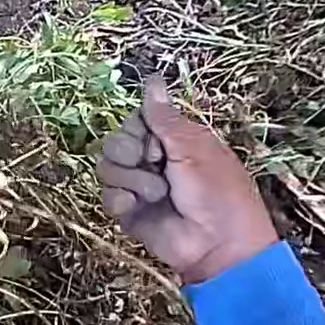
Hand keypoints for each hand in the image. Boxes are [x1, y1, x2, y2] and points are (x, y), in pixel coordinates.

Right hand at [96, 80, 277, 283]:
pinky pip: (107, 196)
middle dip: (130, 152)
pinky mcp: (128, 211)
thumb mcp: (193, 149)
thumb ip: (165, 118)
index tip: (158, 141)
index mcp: (171, 140)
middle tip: (154, 164)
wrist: (217, 245)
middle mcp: (151, 160)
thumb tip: (152, 80)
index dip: (139, 128)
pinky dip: (121, 200)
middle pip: (115, 141)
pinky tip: (138, 207)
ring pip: (107, 168)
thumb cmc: (217, 192)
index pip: (135, 120)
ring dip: (131, 179)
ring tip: (157, 193)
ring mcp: (137, 186)